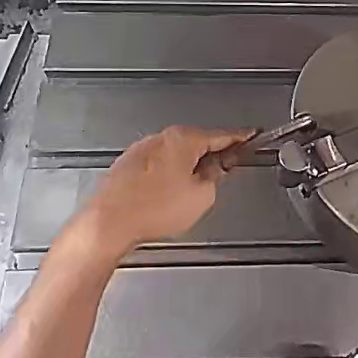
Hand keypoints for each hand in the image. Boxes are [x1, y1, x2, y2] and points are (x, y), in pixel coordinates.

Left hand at [71, 125, 253, 257]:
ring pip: (175, 156)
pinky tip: (167, 198)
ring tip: (189, 196)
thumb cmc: (151, 208)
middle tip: (224, 171)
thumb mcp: (202, 196)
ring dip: (187, 170)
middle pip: (196, 143)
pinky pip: (157, 167)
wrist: (109, 222)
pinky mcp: (127, 166)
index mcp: (183, 139)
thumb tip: (216, 170)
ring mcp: (141, 151)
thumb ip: (215, 177)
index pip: (221, 135)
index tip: (249, 135)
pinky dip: (167, 178)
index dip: (240, 137)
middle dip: (211, 156)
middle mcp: (160, 139)